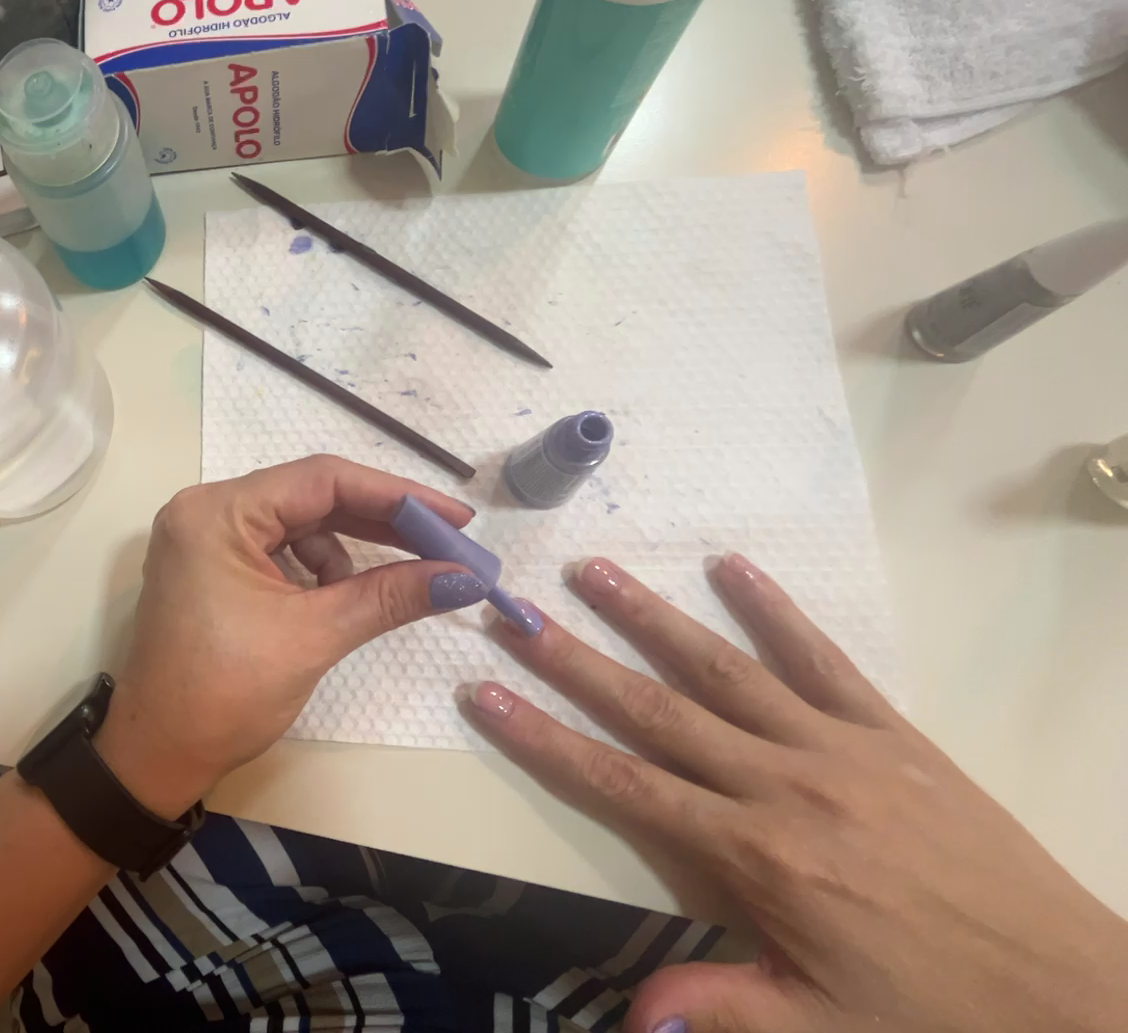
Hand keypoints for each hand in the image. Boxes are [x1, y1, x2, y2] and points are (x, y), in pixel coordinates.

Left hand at [96, 455, 494, 816]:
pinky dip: (315, 567)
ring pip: (296, 523)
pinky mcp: (210, 564)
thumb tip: (466, 577)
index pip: (320, 480)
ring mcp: (204, 537)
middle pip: (309, 496)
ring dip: (346, 549)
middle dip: (380, 522)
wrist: (160, 753)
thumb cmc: (226, 693)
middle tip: (446, 544)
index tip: (456, 520)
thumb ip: (390, 595)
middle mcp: (205, 510)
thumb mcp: (313, 636)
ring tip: (383, 588)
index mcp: (216, 512)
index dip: (396, 495)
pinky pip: (277, 548)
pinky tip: (337, 597)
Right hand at [462, 555, 1127, 1032]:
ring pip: (721, 668)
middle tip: (516, 612)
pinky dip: (774, 611)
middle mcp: (779, 785)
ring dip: (649, 617)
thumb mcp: (820, 1029)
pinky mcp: (889, 734)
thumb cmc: (933, 1015)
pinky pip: (822, 661)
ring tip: (594, 571)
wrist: (1089, 1004)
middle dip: (572, 659)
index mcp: (751, 855)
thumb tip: (629, 1019)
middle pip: (652, 709)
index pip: (618, 781)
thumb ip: (719, 1009)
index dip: (542, 737)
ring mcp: (834, 749)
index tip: (484, 693)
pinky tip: (732, 566)